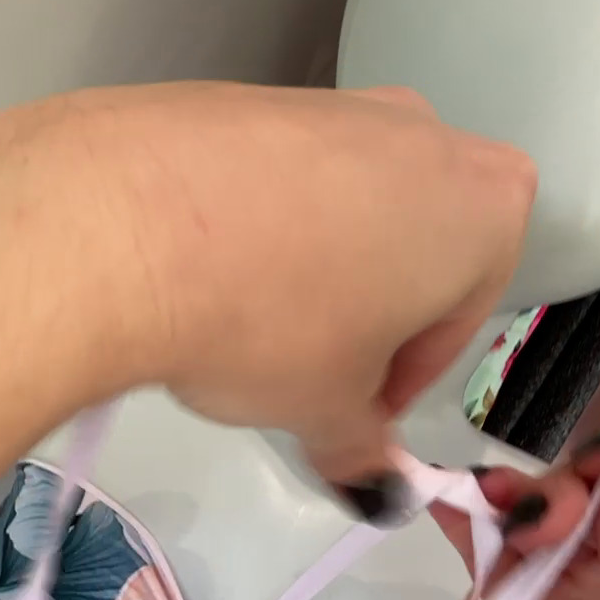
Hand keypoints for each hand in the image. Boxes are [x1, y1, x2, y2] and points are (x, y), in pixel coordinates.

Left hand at [0, 82, 536, 510]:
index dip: (398, 382)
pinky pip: (252, 194)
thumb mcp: (322, 403)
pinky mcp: (226, 104)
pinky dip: (230, 245)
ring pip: (321, 223)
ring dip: (284, 288)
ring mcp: (315, 112)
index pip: (462, 316)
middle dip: (346, 331)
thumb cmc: (263, 317)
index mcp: (478, 203)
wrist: (120, 224)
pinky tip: (179, 282)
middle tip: (278, 380)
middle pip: (397, 260)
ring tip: (217, 334)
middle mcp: (411, 135)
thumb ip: (359, 445)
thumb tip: (379, 495)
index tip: (339, 418)